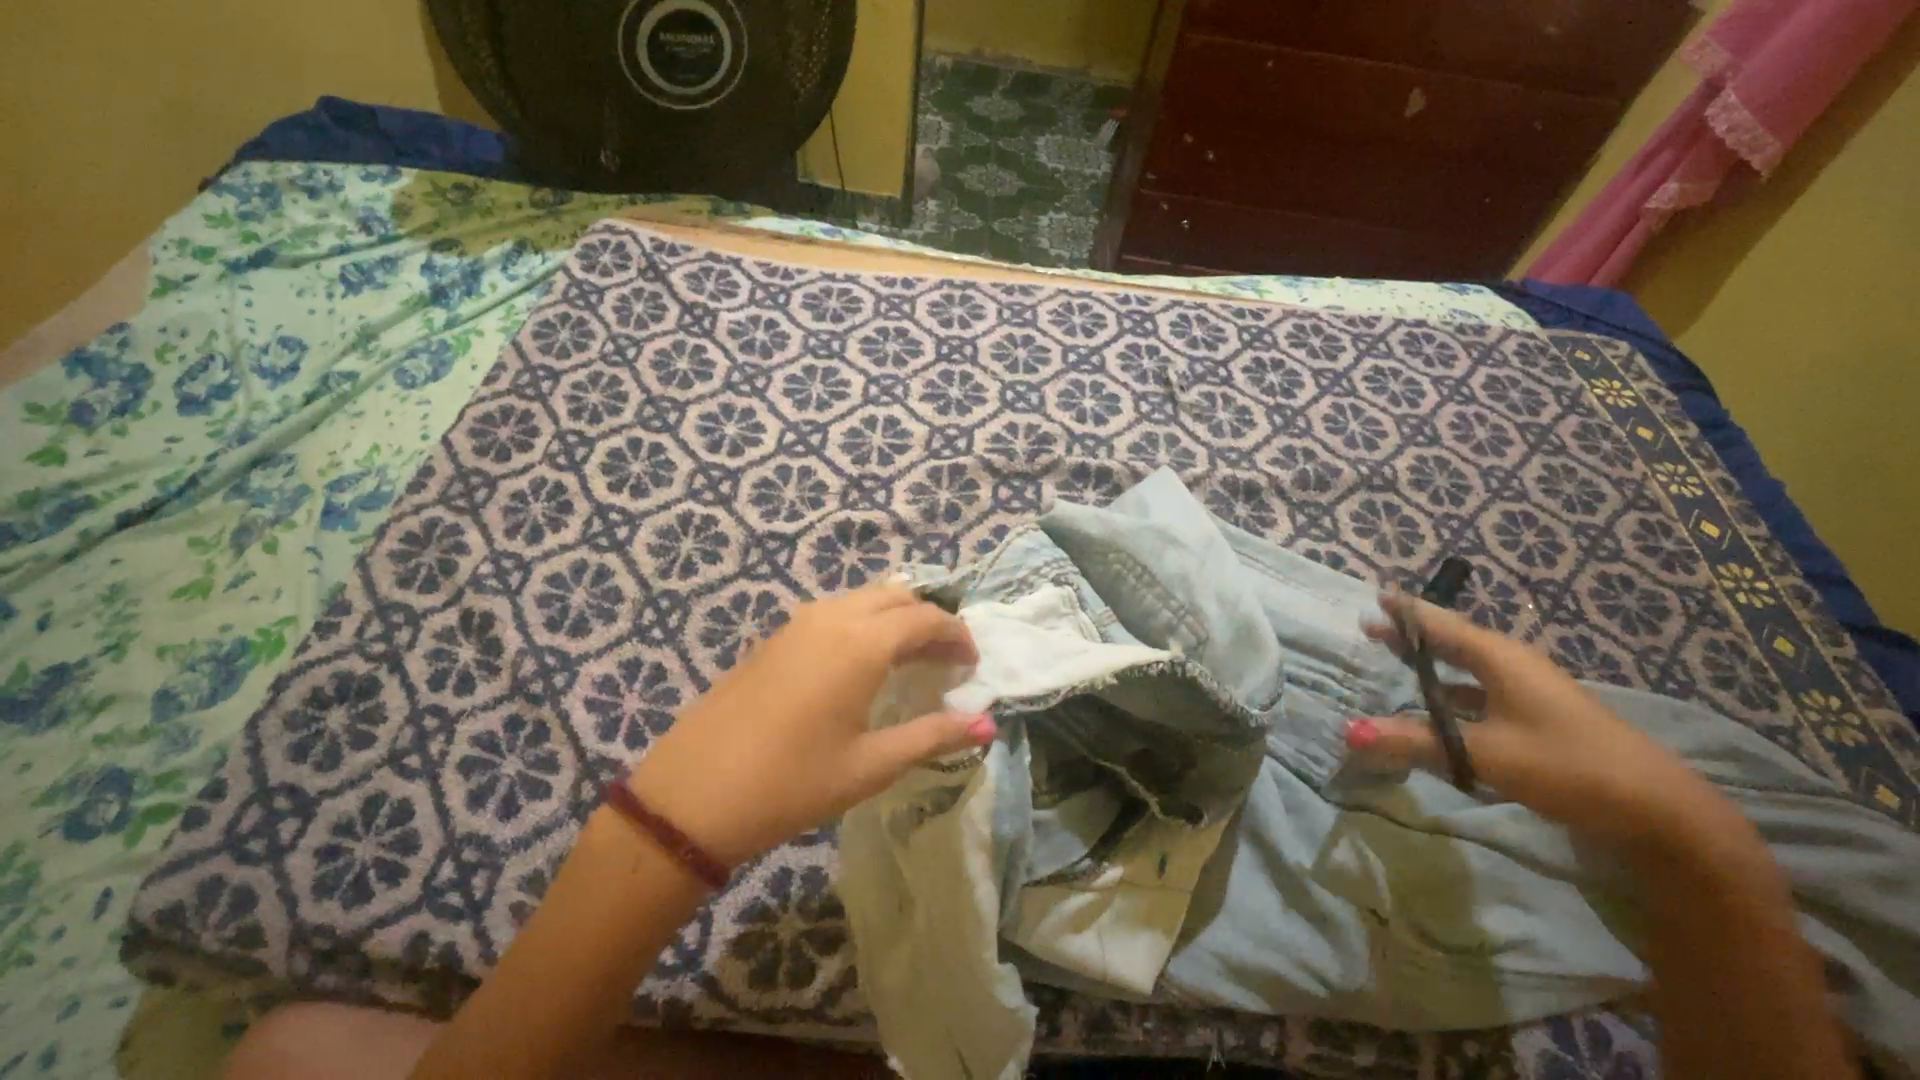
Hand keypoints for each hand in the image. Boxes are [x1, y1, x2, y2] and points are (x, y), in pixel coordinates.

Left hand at [625, 585, 994, 866]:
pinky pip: (832, 614)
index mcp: (862, 643)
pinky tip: (859, 665)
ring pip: (861, 601)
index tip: (972, 666)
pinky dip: (860, 625)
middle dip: (928, 620)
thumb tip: (987, 726)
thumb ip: (932, 737)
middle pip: (896, 597)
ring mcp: (796, 624)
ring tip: (908, 661)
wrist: (695, 795)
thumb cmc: (793, 783)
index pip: (927, 618)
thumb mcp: (870, 765)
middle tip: (944, 661)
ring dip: (893, 619)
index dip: (957, 636)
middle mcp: (832, 618)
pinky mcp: (772, 639)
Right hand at [1347, 592, 1717, 850]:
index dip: (1408, 612)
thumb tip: (1348, 732)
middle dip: (1415, 636)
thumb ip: (1414, 742)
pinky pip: (1481, 698)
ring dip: (1433, 668)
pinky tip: (1438, 713)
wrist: (1655, 811)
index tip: (1376, 595)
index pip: (1442, 625)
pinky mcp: (1537, 724)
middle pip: (1455, 643)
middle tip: (1374, 626)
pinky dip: (1451, 699)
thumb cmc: (1566, 765)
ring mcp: (1529, 696)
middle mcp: (1514, 668)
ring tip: (1399, 663)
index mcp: (1500, 660)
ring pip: (1468, 672)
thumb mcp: (1484, 754)